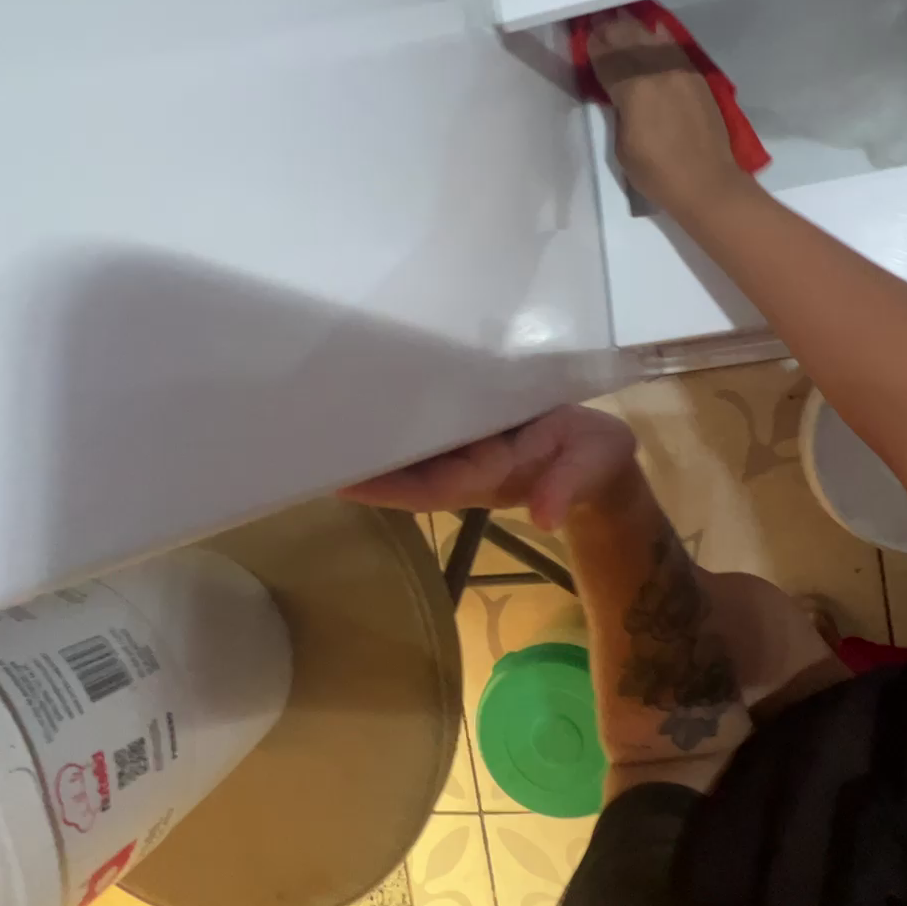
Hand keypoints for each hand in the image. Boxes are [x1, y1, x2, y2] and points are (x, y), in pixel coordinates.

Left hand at [339, 405, 637, 530]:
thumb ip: (566, 486)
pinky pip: (429, 422)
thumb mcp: (590, 467)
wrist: (600, 458)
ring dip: (372, 435)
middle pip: (405, 469)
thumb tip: (545, 516)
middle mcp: (465, 467)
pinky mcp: (473, 429)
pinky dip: (400, 412)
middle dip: (362, 459)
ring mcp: (466, 449)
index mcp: (488, 477)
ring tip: (322, 409)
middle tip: (306, 434)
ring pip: (412, 446)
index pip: (427, 487)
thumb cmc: (595, 462)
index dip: (383, 485)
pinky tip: (369, 389)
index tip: (336, 477)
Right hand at [588, 13, 754, 216]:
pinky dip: (660, 40)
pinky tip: (654, 34)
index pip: (608, 60)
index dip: (595, 48)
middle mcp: (657, 71)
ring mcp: (681, 72)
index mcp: (634, 90)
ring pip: (653, 40)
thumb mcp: (623, 147)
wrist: (706, 182)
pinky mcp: (697, 79)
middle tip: (599, 25)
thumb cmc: (658, 174)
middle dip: (612, 33)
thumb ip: (618, 112)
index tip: (587, 38)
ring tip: (622, 24)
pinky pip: (674, 50)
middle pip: (630, 42)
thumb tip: (618, 95)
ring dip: (634, 31)